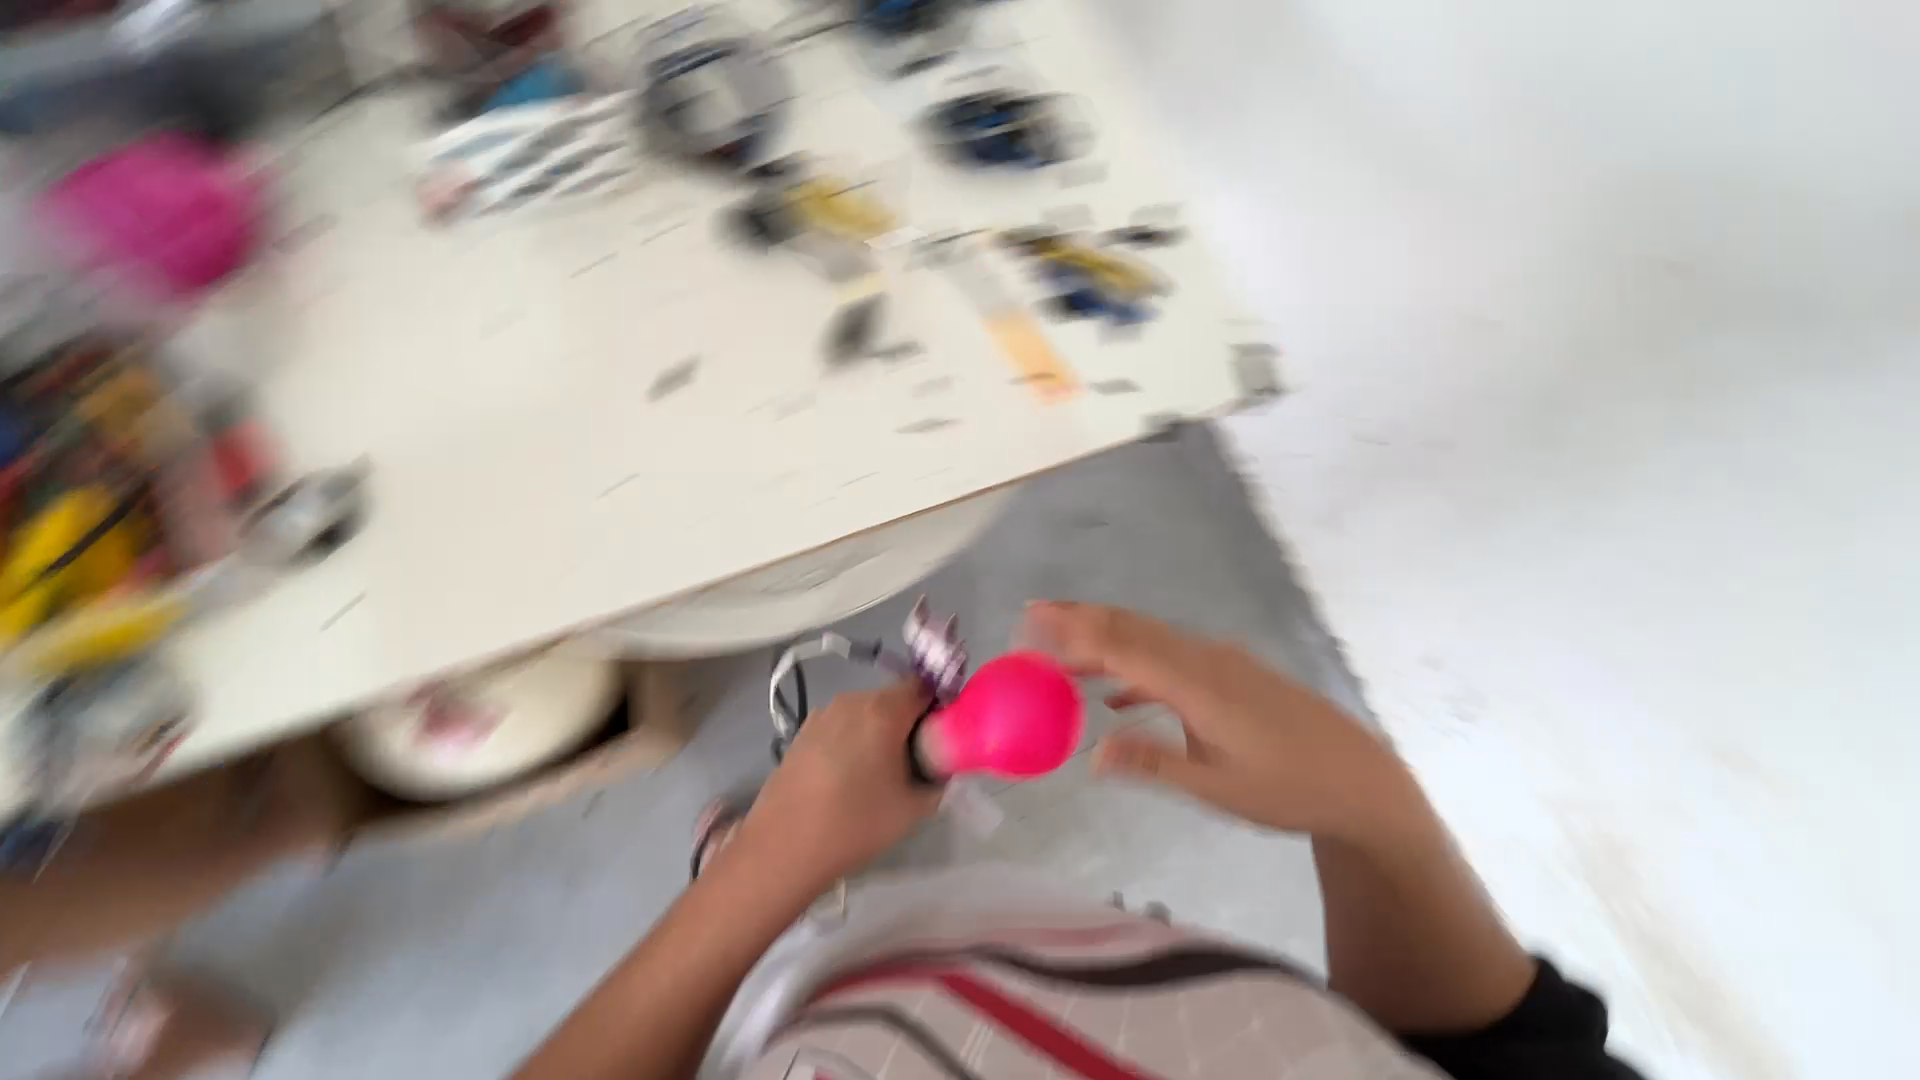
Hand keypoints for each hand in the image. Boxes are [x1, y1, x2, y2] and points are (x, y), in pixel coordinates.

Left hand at [730, 679, 943, 890]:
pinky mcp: (802, 732)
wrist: (784, 847)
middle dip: (908, 723)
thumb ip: (939, 776)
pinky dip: (851, 741)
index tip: (940, 740)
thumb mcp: (916, 807)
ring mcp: (822, 714)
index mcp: (883, 709)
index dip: (938, 709)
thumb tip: (941, 763)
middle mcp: (851, 700)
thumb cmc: (856, 823)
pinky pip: (841, 726)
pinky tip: (846, 778)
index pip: (925, 687)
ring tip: (877, 775)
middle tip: (913, 763)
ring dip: (878, 732)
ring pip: (865, 713)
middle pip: (893, 698)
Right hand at [1023, 601, 1424, 840]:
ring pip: (1151, 638)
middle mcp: (1205, 660)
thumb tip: (1093, 753)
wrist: (1362, 781)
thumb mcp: (1217, 787)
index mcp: (1197, 684)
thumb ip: (1153, 764)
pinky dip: (1136, 663)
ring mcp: (1221, 662)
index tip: (1033, 623)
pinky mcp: (1232, 673)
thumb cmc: (1289, 789)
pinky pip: (1171, 656)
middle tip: (1032, 616)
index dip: (1075, 633)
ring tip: (1061, 647)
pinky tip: (1117, 692)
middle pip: (1133, 629)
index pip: (1123, 647)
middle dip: (1081, 620)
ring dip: (1105, 638)